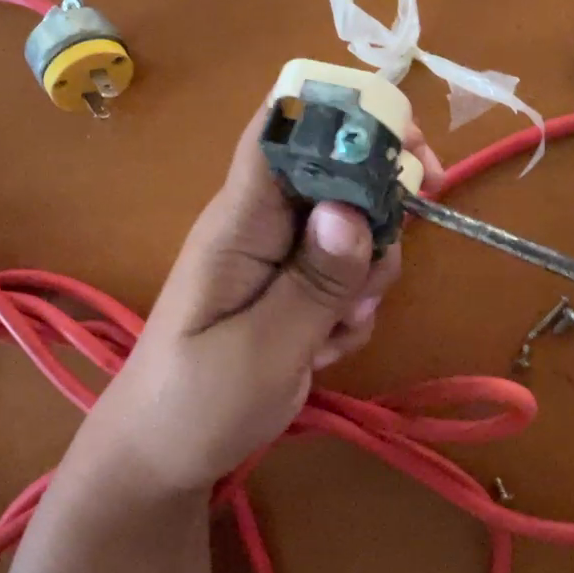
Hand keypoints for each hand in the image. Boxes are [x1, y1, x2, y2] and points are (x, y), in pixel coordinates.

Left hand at [81, 112, 441, 495]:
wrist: (163, 457)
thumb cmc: (195, 403)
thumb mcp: (261, 350)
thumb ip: (313, 283)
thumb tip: (353, 210)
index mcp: (240, 222)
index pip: (282, 131)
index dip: (344, 115)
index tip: (410, 146)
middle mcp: (263, 226)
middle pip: (337, 176)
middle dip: (378, 212)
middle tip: (385, 266)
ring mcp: (281, 259)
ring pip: (354, 231)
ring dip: (367, 275)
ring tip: (337, 330)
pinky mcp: (296, 292)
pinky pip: (348, 278)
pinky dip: (353, 310)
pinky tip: (327, 350)